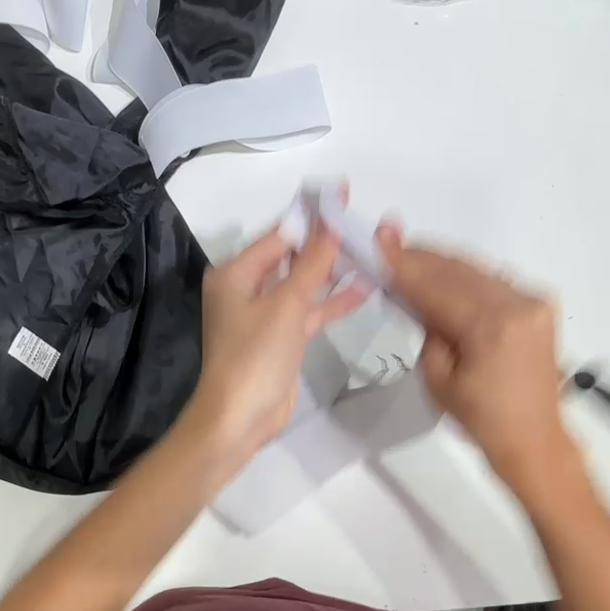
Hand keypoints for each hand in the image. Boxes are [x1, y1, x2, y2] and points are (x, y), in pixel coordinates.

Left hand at [178, 221, 367, 471]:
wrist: (240, 417)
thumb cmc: (255, 355)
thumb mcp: (286, 303)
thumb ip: (312, 262)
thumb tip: (331, 220)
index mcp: (235, 273)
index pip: (279, 234)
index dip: (312, 215)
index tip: (343, 193)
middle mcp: (246, 288)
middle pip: (291, 256)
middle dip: (326, 242)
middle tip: (366, 223)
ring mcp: (264, 314)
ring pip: (304, 284)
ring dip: (334, 271)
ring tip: (373, 250)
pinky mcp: (281, 338)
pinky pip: (309, 310)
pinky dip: (332, 300)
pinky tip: (366, 286)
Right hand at [377, 225, 573, 484]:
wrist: (534, 437)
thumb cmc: (479, 418)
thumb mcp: (438, 376)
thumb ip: (429, 328)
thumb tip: (417, 294)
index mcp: (490, 327)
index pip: (436, 286)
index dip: (403, 263)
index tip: (378, 238)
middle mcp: (518, 303)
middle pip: (457, 269)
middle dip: (420, 257)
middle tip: (387, 240)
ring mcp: (533, 301)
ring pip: (475, 270)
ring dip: (440, 264)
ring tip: (408, 258)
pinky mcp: (538, 305)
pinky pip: (492, 281)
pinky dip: (463, 276)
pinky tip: (440, 275)